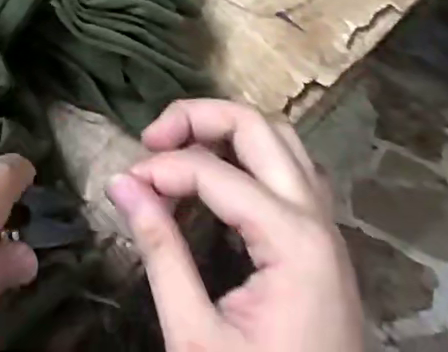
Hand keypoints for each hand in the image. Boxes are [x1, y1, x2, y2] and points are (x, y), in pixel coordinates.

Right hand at [106, 100, 363, 351]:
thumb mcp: (195, 335)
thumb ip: (160, 251)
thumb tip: (120, 181)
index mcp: (294, 243)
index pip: (213, 170)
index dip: (161, 168)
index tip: (125, 185)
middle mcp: (318, 221)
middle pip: (257, 126)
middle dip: (196, 117)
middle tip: (150, 140)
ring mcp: (327, 230)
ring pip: (280, 138)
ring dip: (225, 129)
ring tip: (179, 148)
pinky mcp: (323, 243)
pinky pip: (291, 168)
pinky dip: (248, 153)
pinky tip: (218, 174)